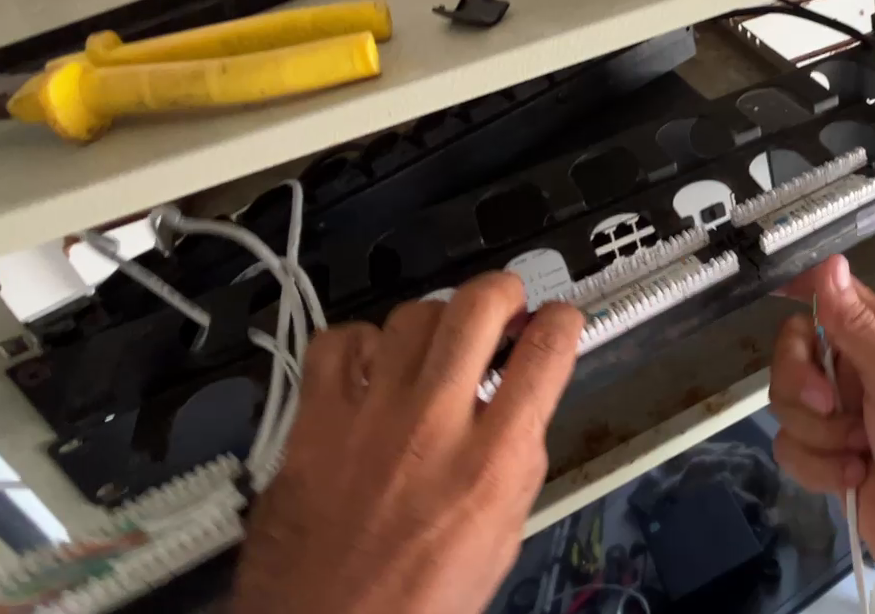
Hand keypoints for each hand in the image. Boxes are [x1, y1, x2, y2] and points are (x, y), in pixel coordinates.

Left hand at [233, 273, 584, 613]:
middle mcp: (434, 425)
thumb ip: (518, 452)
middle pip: (479, 304)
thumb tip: (522, 393)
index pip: (547, 347)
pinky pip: (339, 342)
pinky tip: (373, 368)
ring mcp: (368, 417)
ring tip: (436, 349)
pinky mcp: (311, 424)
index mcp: (494, 461)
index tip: (556, 322)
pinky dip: (362, 344)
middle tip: (502, 311)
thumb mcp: (503, 533)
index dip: (563, 319)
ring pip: (414, 313)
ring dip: (438, 322)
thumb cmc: (422, 601)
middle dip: (503, 291)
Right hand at [767, 254, 874, 590]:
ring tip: (858, 452)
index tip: (776, 294)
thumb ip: (858, 327)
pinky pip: (790, 448)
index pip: (831, 298)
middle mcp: (854, 371)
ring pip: (786, 404)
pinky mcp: (826, 457)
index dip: (803, 292)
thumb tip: (830, 263)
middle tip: (829, 405)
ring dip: (819, 435)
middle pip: (792, 353)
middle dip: (802, 383)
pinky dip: (818, 468)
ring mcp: (839, 415)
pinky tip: (853, 478)